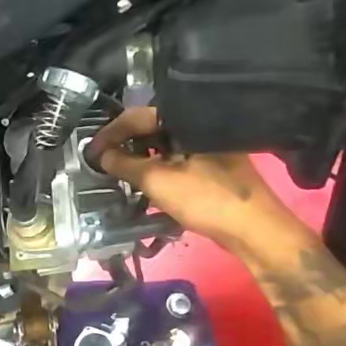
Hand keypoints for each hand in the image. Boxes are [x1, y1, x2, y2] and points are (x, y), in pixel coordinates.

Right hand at [87, 107, 292, 250]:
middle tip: (102, 160)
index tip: (91, 150)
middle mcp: (199, 125)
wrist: (255, 230)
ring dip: (140, 156)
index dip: (110, 133)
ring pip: (164, 144)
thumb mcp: (157, 181)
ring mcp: (209, 145)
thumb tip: (101, 155)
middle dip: (125, 144)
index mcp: (188, 120)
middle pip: (151, 128)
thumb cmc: (206, 199)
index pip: (138, 116)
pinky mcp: (213, 163)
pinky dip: (158, 166)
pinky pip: (177, 157)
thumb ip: (124, 164)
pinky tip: (145, 179)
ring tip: (119, 171)